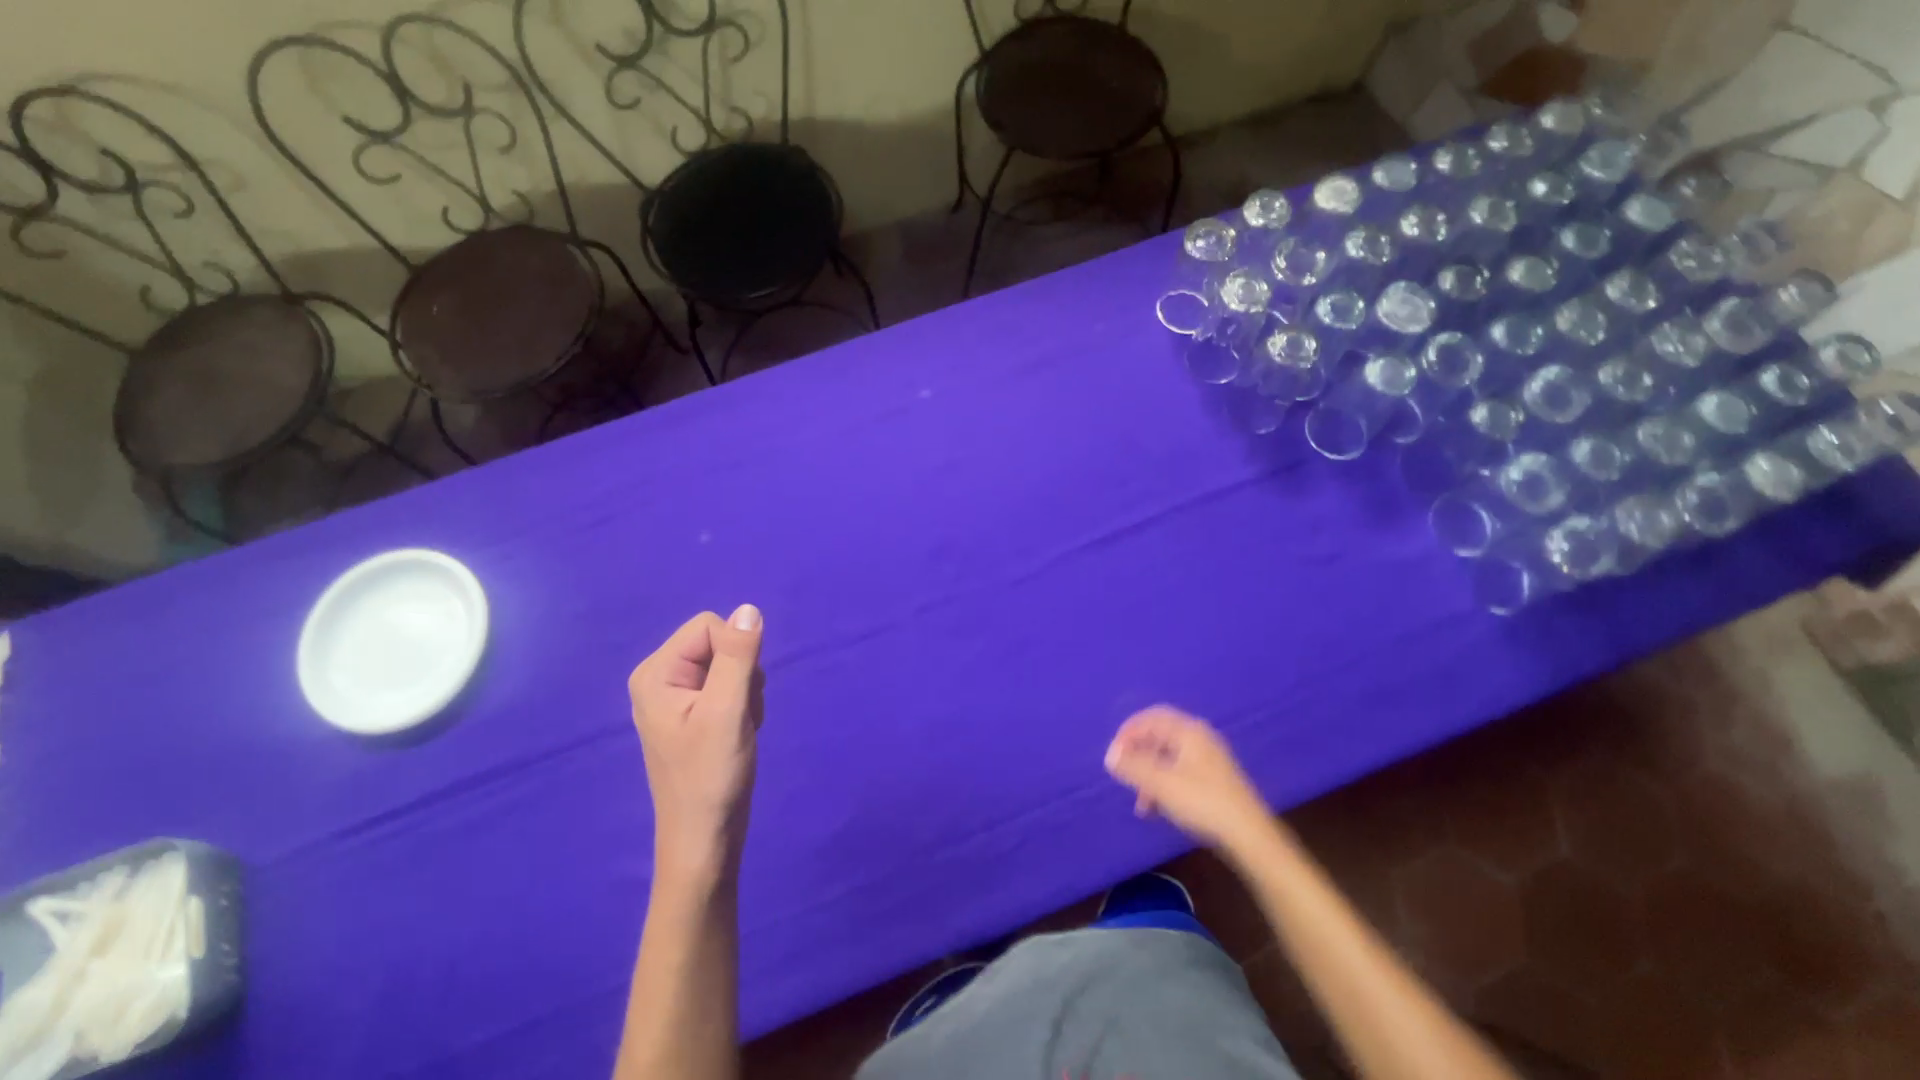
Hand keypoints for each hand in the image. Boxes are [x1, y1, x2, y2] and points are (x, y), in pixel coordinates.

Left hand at [628, 605, 764, 877]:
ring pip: (731, 666)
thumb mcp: (728, 710)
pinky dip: (743, 708)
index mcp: (656, 672)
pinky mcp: (694, 716)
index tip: (737, 694)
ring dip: (746, 694)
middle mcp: (660, 679)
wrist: (706, 838)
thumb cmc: (712, 776)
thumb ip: (738, 656)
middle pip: (720, 644)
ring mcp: (677, 699)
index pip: (710, 625)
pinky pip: (730, 688)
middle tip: (737, 716)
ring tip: (737, 730)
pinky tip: (737, 736)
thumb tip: (749, 609)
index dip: (736, 653)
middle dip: (742, 675)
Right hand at [1104, 705, 1273, 851]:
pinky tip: (1157, 809)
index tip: (1114, 753)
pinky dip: (1163, 786)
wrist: (1247, 833)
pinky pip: (1178, 774)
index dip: (1129, 731)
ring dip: (1149, 777)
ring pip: (1168, 759)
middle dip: (1138, 757)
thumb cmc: (1203, 802)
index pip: (1152, 717)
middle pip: (1159, 738)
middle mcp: (1200, 740)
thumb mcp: (1162, 783)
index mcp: (1189, 732)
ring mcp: (1208, 760)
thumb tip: (1110, 755)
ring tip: (1140, 803)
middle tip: (1123, 776)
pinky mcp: (1212, 781)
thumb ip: (1133, 767)